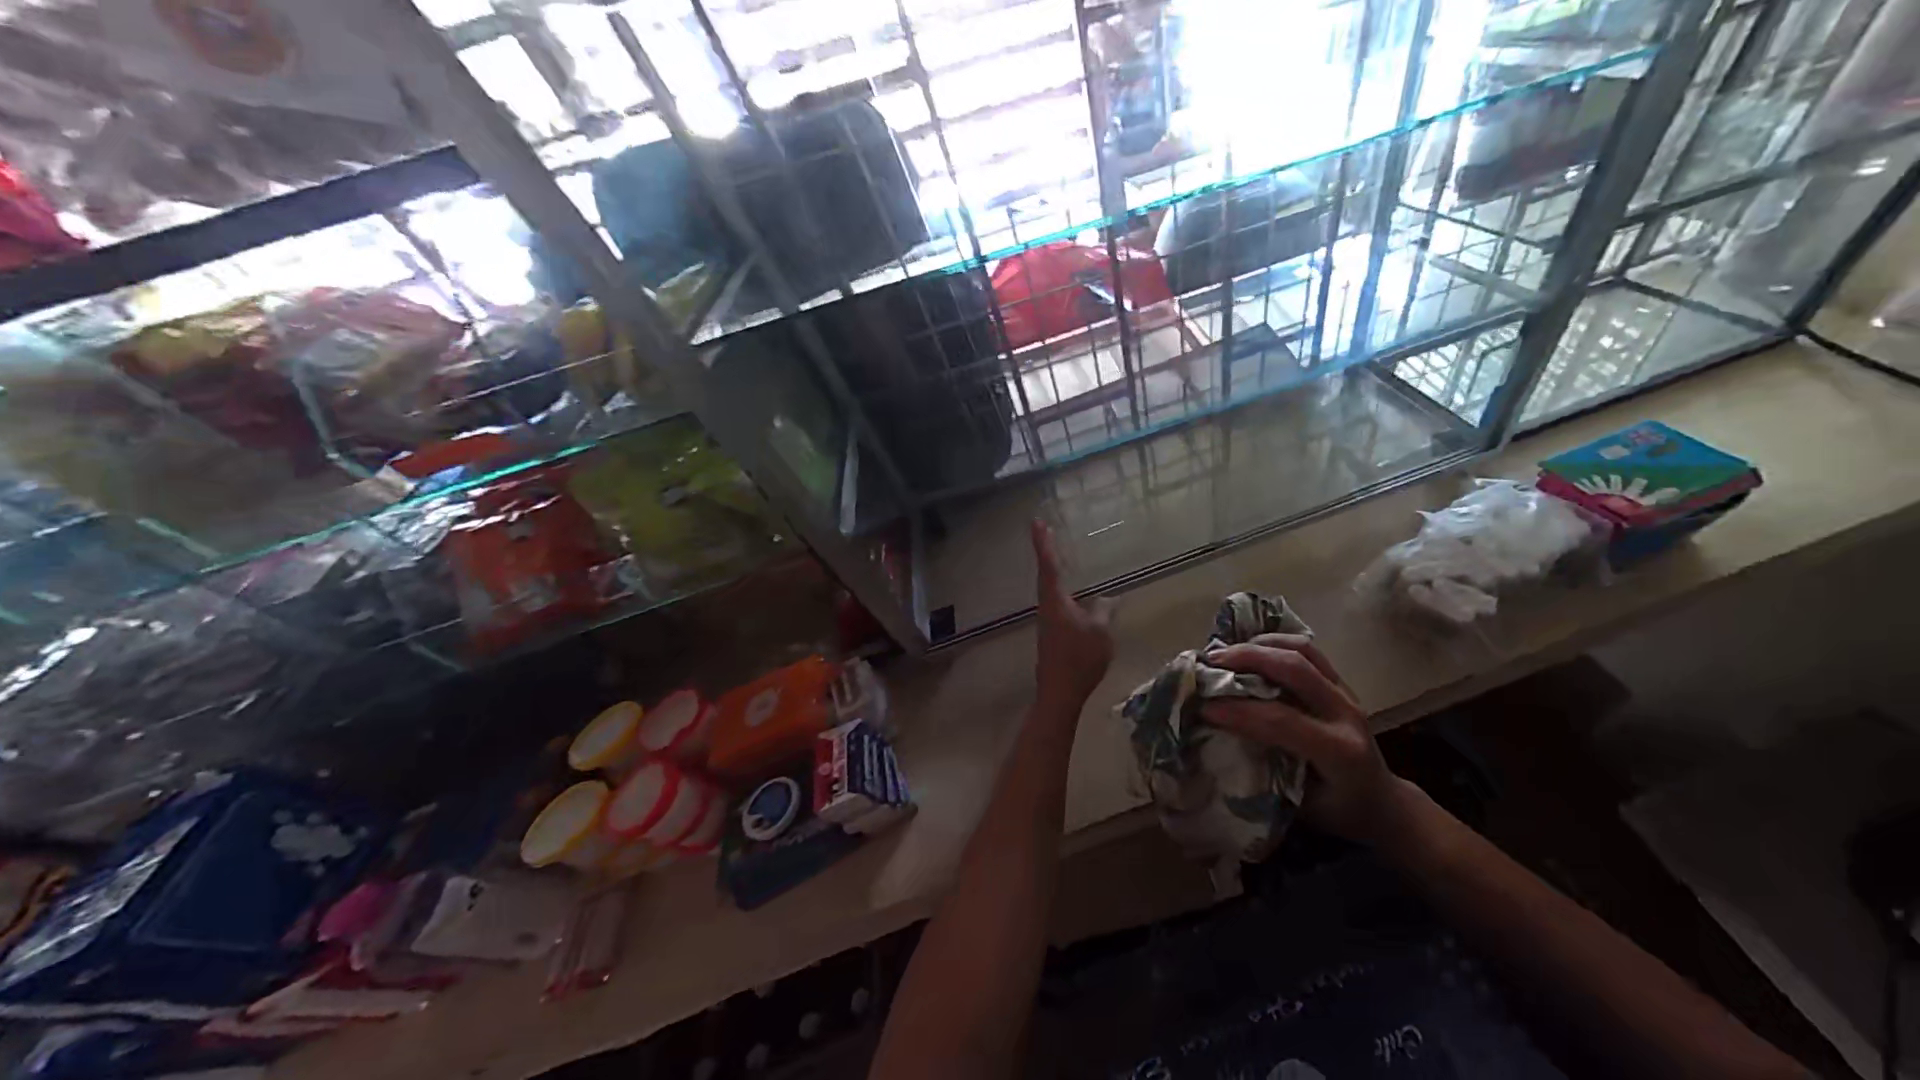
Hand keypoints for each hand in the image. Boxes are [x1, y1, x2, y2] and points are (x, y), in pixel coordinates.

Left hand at [1031, 520, 1113, 711]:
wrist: (1059, 692)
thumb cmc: (1080, 658)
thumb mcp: (1100, 632)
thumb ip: (1104, 611)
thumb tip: (1109, 598)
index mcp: (1055, 601)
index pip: (1048, 565)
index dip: (1043, 543)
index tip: (1037, 522)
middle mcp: (1046, 607)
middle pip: (1045, 574)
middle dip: (1046, 551)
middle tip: (1045, 531)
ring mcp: (1046, 621)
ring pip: (1049, 590)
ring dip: (1052, 571)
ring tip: (1057, 556)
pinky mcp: (1050, 634)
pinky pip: (1056, 604)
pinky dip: (1060, 591)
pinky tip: (1071, 596)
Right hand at [1200, 637, 1420, 846]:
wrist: (1383, 804)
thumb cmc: (1338, 811)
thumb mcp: (1299, 805)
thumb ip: (1264, 773)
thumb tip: (1217, 743)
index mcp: (1339, 750)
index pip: (1282, 720)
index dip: (1239, 711)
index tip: (1203, 708)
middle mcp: (1346, 714)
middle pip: (1295, 669)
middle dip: (1247, 660)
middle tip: (1210, 663)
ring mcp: (1347, 693)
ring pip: (1303, 651)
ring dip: (1260, 646)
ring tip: (1226, 653)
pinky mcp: (1341, 683)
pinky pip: (1308, 651)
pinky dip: (1274, 644)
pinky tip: (1249, 650)